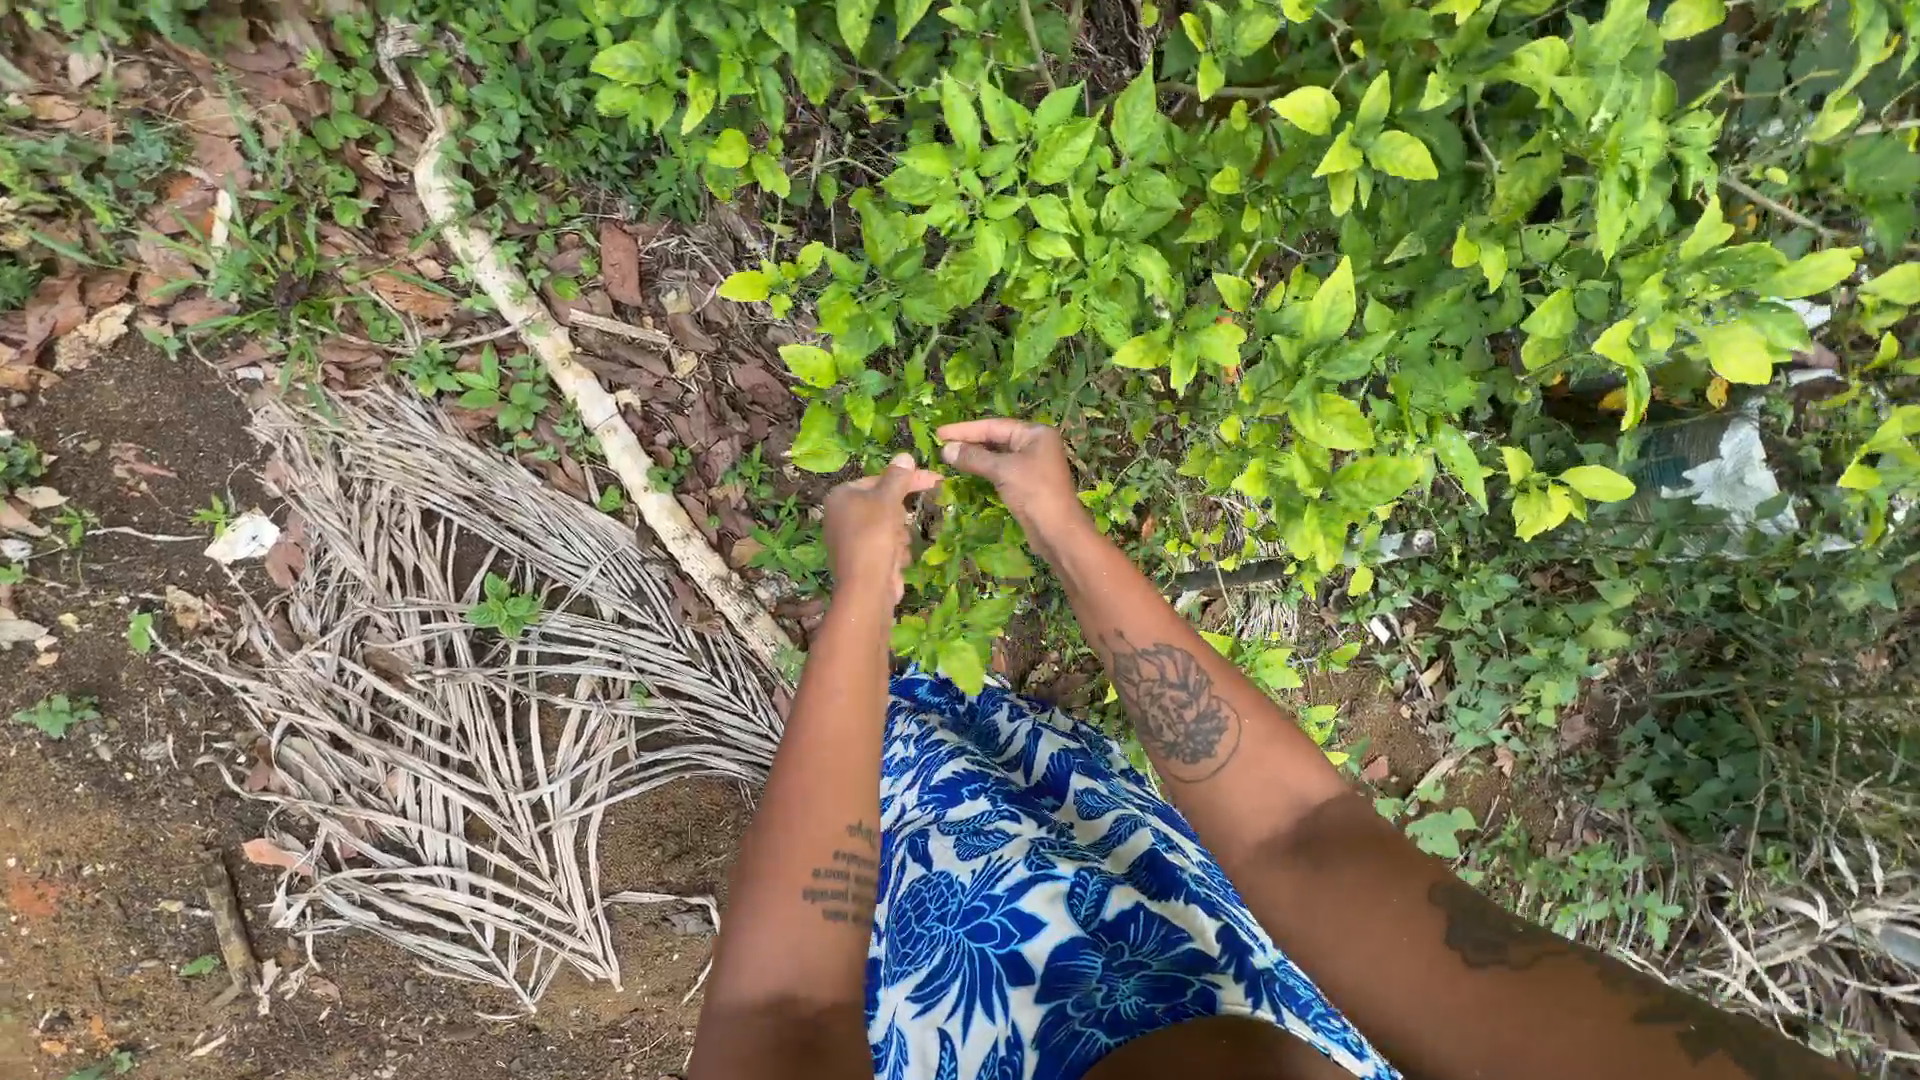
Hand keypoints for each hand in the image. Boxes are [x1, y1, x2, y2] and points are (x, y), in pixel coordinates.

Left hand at [822, 452, 941, 605]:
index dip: (908, 479)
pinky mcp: (864, 559)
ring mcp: (852, 539)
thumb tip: (904, 456)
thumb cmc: (872, 536)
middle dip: (900, 517)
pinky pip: (888, 546)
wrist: (866, 588)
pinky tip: (894, 562)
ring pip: (891, 527)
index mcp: (841, 497)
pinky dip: (895, 552)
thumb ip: (897, 477)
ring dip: (900, 536)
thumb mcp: (887, 500)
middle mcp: (842, 516)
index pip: (879, 479)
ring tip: (894, 548)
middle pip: (885, 504)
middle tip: (900, 526)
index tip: (935, 479)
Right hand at [936, 419, 1093, 559]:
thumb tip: (946, 449)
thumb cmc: (1034, 492)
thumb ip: (973, 457)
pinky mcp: (1027, 483)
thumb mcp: (1002, 470)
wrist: (1057, 530)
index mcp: (1035, 433)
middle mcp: (1035, 444)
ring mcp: (1032, 464)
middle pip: (996, 438)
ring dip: (974, 456)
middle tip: (941, 444)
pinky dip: (984, 469)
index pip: (994, 426)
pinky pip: (1001, 470)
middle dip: (969, 442)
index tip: (940, 432)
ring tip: (948, 456)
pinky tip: (966, 470)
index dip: (965, 430)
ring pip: (998, 455)